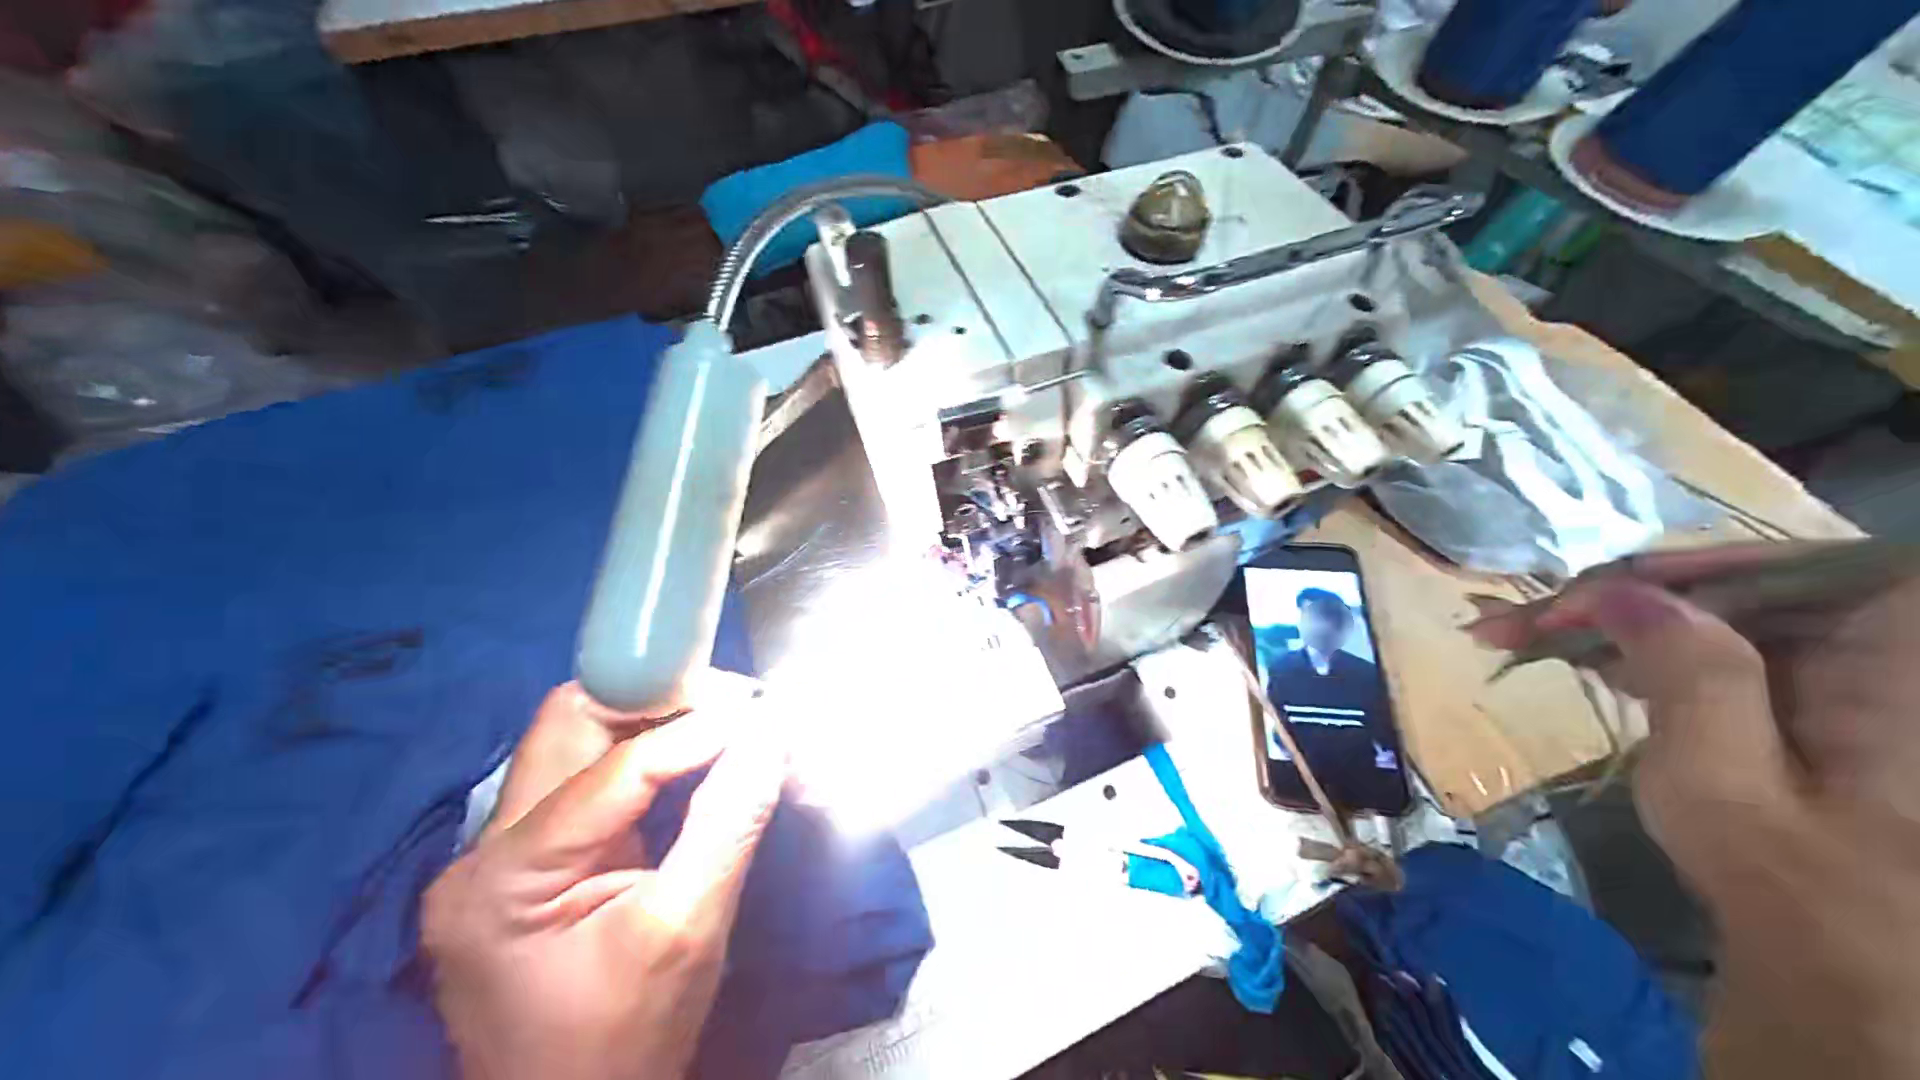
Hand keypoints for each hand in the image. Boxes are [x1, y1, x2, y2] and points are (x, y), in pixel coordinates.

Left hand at [421, 675, 785, 1079]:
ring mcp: (504, 851)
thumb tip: (772, 735)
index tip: (762, 714)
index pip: (613, 768)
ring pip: (578, 737)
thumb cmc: (628, 1042)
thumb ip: (728, 823)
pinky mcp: (535, 856)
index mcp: (504, 878)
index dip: (695, 731)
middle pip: (571, 724)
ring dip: (653, 719)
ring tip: (722, 722)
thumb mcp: (687, 932)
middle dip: (658, 700)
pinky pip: (592, 771)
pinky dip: (648, 750)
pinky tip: (694, 753)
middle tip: (733, 706)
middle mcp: (486, 850)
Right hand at [1482, 545, 1919, 1076]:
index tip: (1601, 593)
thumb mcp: (1728, 787)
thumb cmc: (1795, 892)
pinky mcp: (1795, 706)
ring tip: (1519, 633)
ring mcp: (1837, 685)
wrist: (1846, 982)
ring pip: (1715, 616)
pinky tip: (1575, 657)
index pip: (1814, 567)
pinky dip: (1638, 647)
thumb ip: (1690, 677)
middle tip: (1525, 616)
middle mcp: (1880, 665)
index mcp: (1902, 677)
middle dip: (1627, 594)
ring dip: (1614, 618)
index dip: (1704, 562)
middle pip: (1742, 589)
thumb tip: (1622, 591)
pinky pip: (1713, 649)